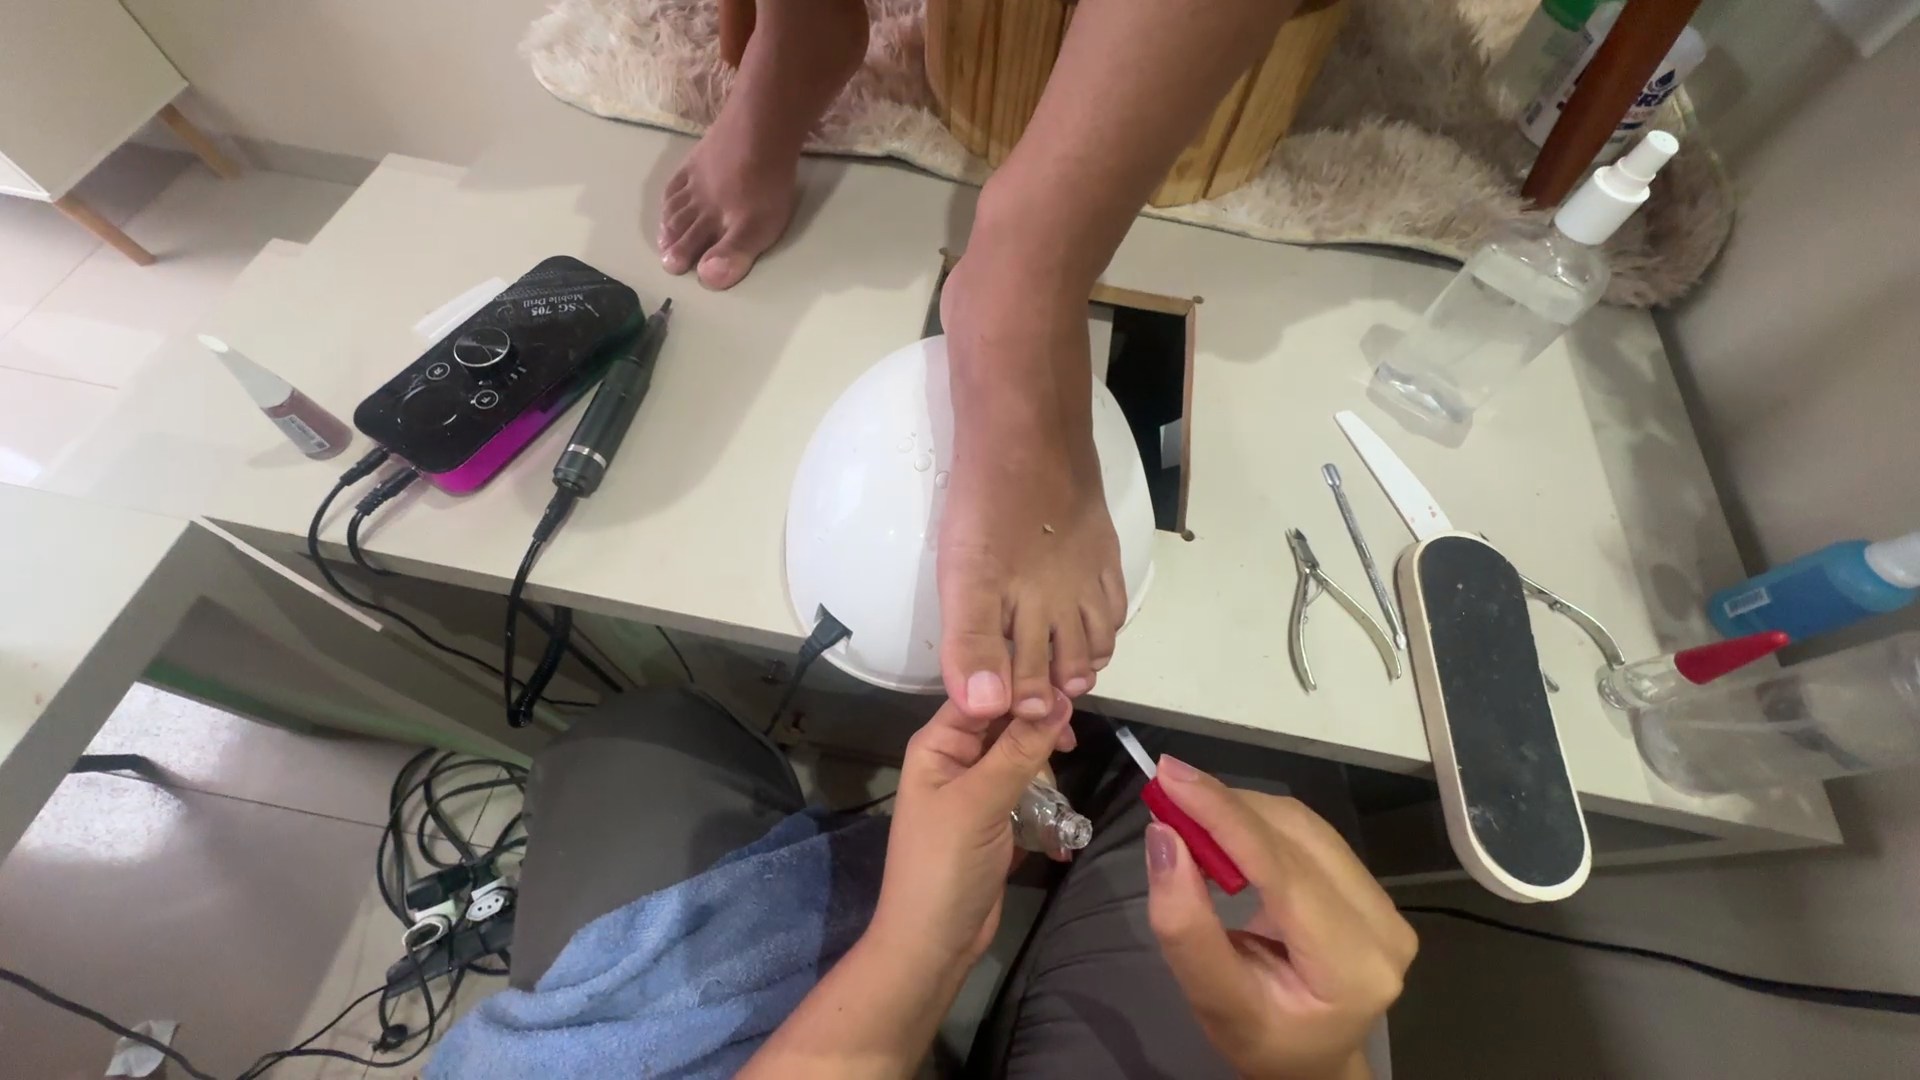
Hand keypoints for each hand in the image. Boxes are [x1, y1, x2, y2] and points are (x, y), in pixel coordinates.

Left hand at [867, 692, 1074, 969]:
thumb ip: (1019, 750)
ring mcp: (978, 789)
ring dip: (1044, 773)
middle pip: (1007, 724)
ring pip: (1023, 757)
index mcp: (939, 743)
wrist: (934, 945)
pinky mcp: (998, 817)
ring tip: (1058, 795)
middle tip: (1071, 745)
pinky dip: (1046, 803)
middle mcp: (957, 758)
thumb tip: (1059, 700)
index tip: (1067, 692)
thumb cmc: (945, 866)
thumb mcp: (980, 803)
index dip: (1022, 688)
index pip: (984, 695)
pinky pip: (1029, 791)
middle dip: (1038, 732)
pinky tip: (1060, 826)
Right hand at [1145, 757, 1416, 1079]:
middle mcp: (1382, 924)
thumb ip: (1186, 928)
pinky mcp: (1363, 883)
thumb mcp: (1215, 1003)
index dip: (1223, 815)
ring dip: (1236, 807)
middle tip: (1163, 793)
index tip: (1168, 774)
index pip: (1282, 870)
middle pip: (1293, 834)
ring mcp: (1381, 901)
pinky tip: (1220, 826)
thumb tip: (1163, 837)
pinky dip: (1253, 817)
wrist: (1311, 1064)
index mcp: (1352, 966)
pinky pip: (1303, 829)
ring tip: (1185, 812)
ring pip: (1298, 821)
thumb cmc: (1263, 1040)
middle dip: (1223, 805)